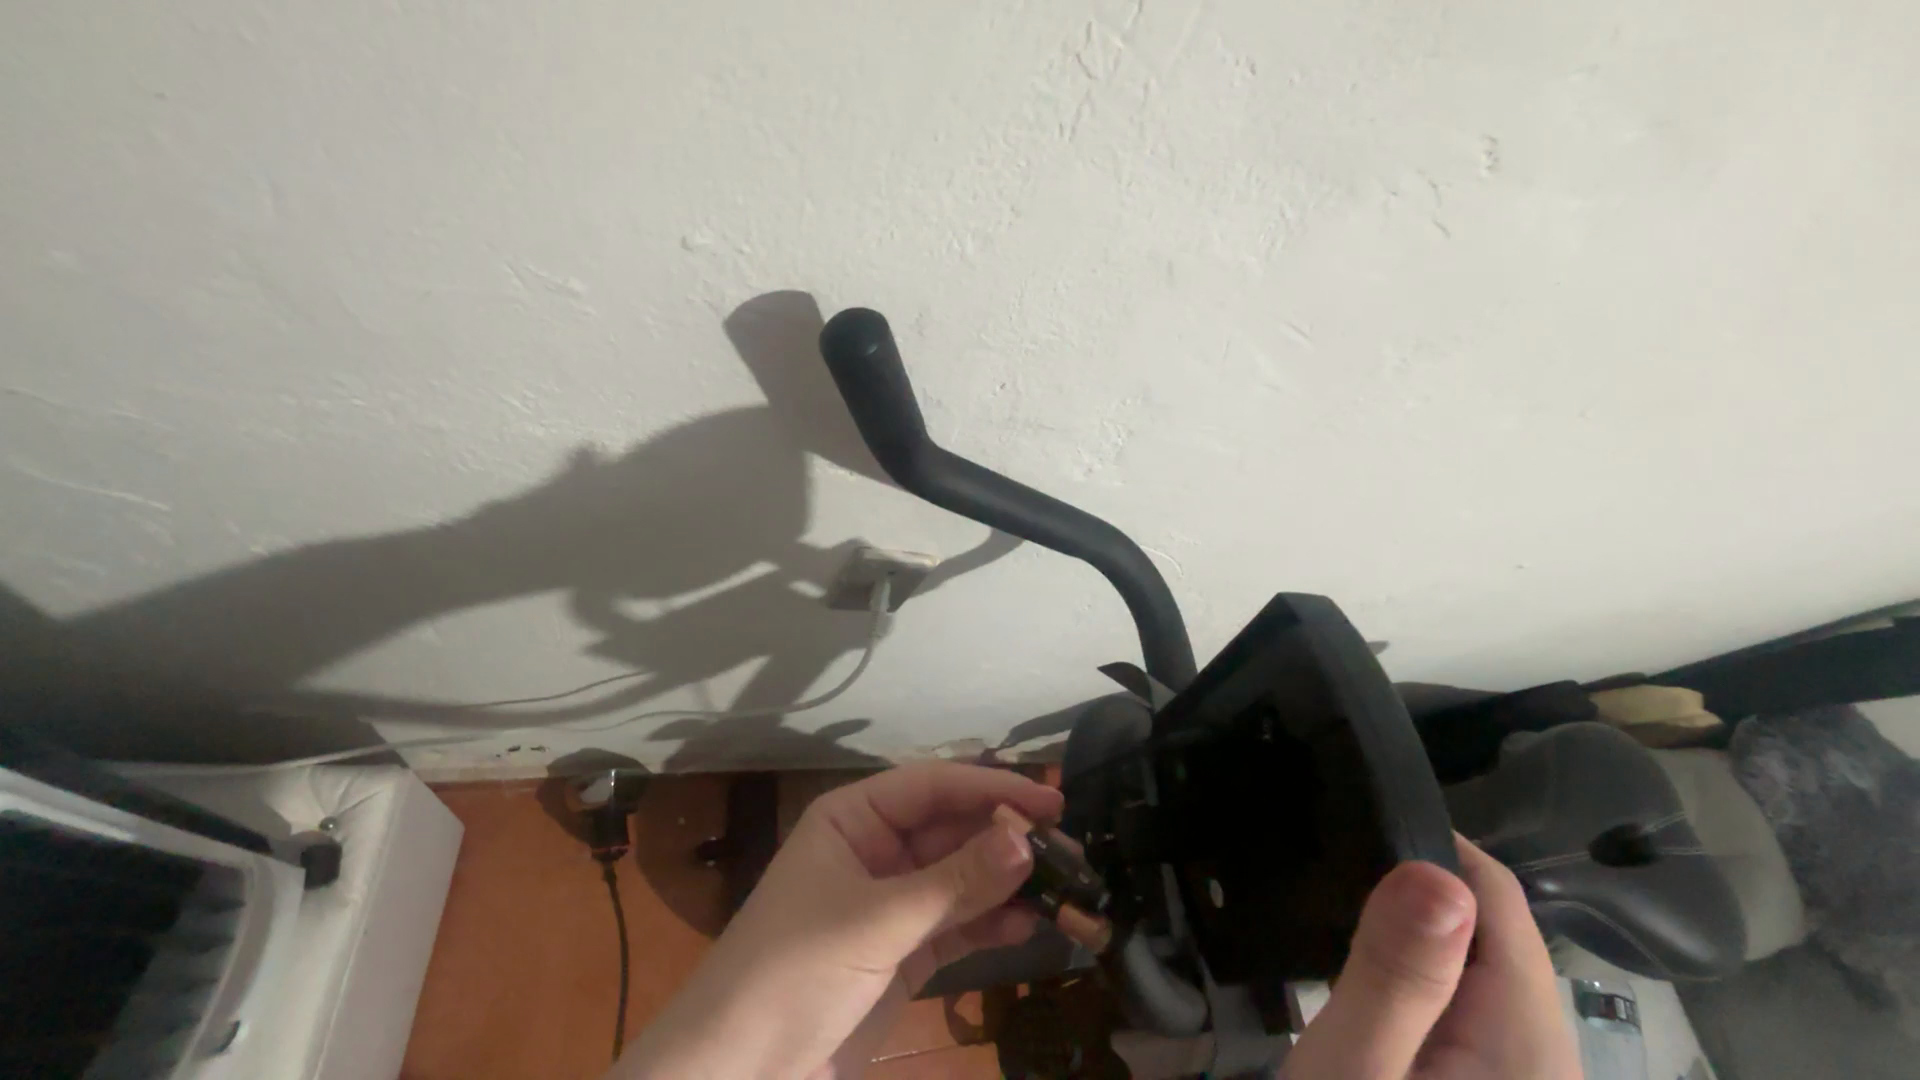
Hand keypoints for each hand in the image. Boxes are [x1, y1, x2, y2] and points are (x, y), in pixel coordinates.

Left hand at [616, 763, 1062, 1078]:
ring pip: (962, 878)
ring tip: (1065, 886)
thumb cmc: (793, 971)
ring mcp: (892, 902)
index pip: (933, 786)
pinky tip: (1033, 924)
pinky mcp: (904, 951)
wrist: (741, 1074)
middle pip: (953, 830)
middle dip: (1006, 838)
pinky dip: (994, 922)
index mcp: (854, 819)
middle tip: (1068, 847)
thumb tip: (1026, 840)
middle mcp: (876, 850)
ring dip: (1008, 882)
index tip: (1051, 799)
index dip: (992, 789)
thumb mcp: (875, 922)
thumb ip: (954, 884)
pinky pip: (959, 923)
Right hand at [1285, 836, 1581, 1078]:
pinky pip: (1462, 1008)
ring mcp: (1521, 1075)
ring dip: (1407, 946)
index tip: (1349, 829)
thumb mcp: (1356, 1066)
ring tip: (1333, 936)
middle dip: (1408, 901)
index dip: (1425, 846)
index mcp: (1529, 1039)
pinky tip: (1366, 1003)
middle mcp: (1547, 1055)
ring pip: (1472, 969)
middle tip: (1324, 896)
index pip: (1496, 893)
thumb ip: (1398, 978)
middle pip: (1486, 931)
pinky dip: (1413, 985)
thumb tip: (1435, 872)